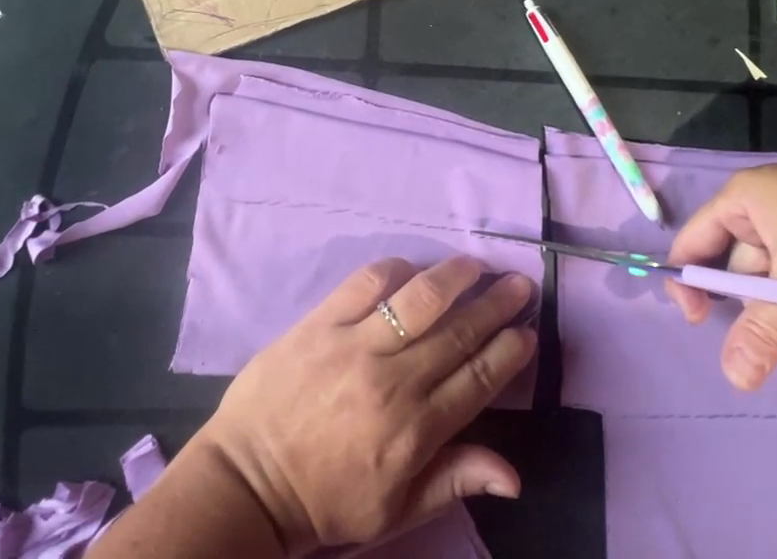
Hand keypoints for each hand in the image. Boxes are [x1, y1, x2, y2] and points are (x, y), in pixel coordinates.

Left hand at [187, 256, 537, 553]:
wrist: (247, 482)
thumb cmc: (326, 501)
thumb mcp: (396, 510)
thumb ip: (455, 480)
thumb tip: (515, 476)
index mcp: (417, 430)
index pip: (479, 378)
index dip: (510, 350)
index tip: (528, 330)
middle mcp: (393, 381)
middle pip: (459, 332)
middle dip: (496, 306)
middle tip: (519, 285)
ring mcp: (354, 346)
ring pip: (419, 299)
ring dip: (455, 277)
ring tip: (475, 265)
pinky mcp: (319, 324)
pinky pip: (364, 283)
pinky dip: (394, 270)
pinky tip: (411, 268)